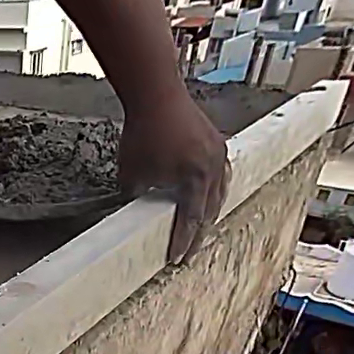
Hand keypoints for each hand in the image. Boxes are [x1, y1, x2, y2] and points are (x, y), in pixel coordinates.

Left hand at [119, 92, 227, 263]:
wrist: (155, 92)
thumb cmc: (142, 132)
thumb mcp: (131, 176)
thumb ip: (135, 200)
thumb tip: (133, 217)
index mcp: (196, 178)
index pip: (191, 220)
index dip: (182, 242)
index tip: (175, 260)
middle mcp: (214, 168)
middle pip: (209, 212)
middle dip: (197, 235)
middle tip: (187, 254)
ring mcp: (219, 154)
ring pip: (219, 195)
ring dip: (208, 215)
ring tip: (198, 233)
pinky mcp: (218, 144)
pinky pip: (221, 176)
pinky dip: (214, 193)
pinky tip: (207, 200)